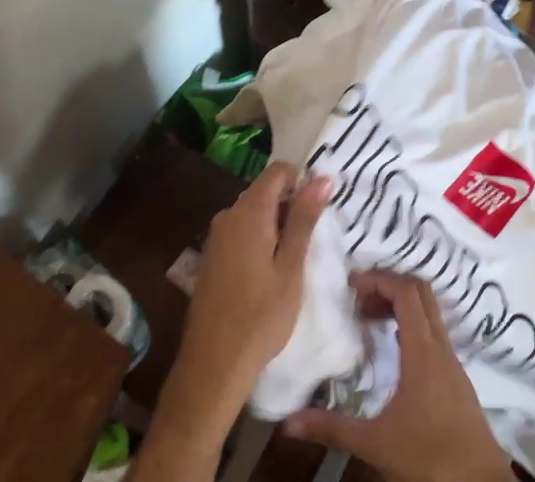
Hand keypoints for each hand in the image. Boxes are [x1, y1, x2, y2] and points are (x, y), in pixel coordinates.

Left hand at [130, 162, 330, 481]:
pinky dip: (260, 240)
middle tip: (311, 243)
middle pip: (265, 191)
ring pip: (253, 213)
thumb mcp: (291, 268)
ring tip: (294, 261)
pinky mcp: (212, 256)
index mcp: (249, 213)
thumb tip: (322, 177)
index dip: (302, 182)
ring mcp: (216, 236)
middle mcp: (228, 215)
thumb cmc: (261, 317)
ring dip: (276, 226)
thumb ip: (304, 220)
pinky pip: (241, 232)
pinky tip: (270, 273)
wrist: (214, 362)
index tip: (319, 211)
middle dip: (290, 206)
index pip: (278, 172)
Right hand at [283, 271, 515, 481]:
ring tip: (367, 320)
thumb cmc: (430, 457)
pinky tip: (391, 349)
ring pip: (429, 312)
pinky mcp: (456, 376)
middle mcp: (441, 348)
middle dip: (388, 286)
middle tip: (357, 299)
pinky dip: (411, 325)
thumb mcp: (375, 444)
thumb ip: (332, 429)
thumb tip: (288, 423)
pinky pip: (434, 332)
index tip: (351, 286)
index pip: (406, 293)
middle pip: (420, 293)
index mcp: (423, 353)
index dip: (379, 280)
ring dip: (400, 305)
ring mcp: (452, 361)